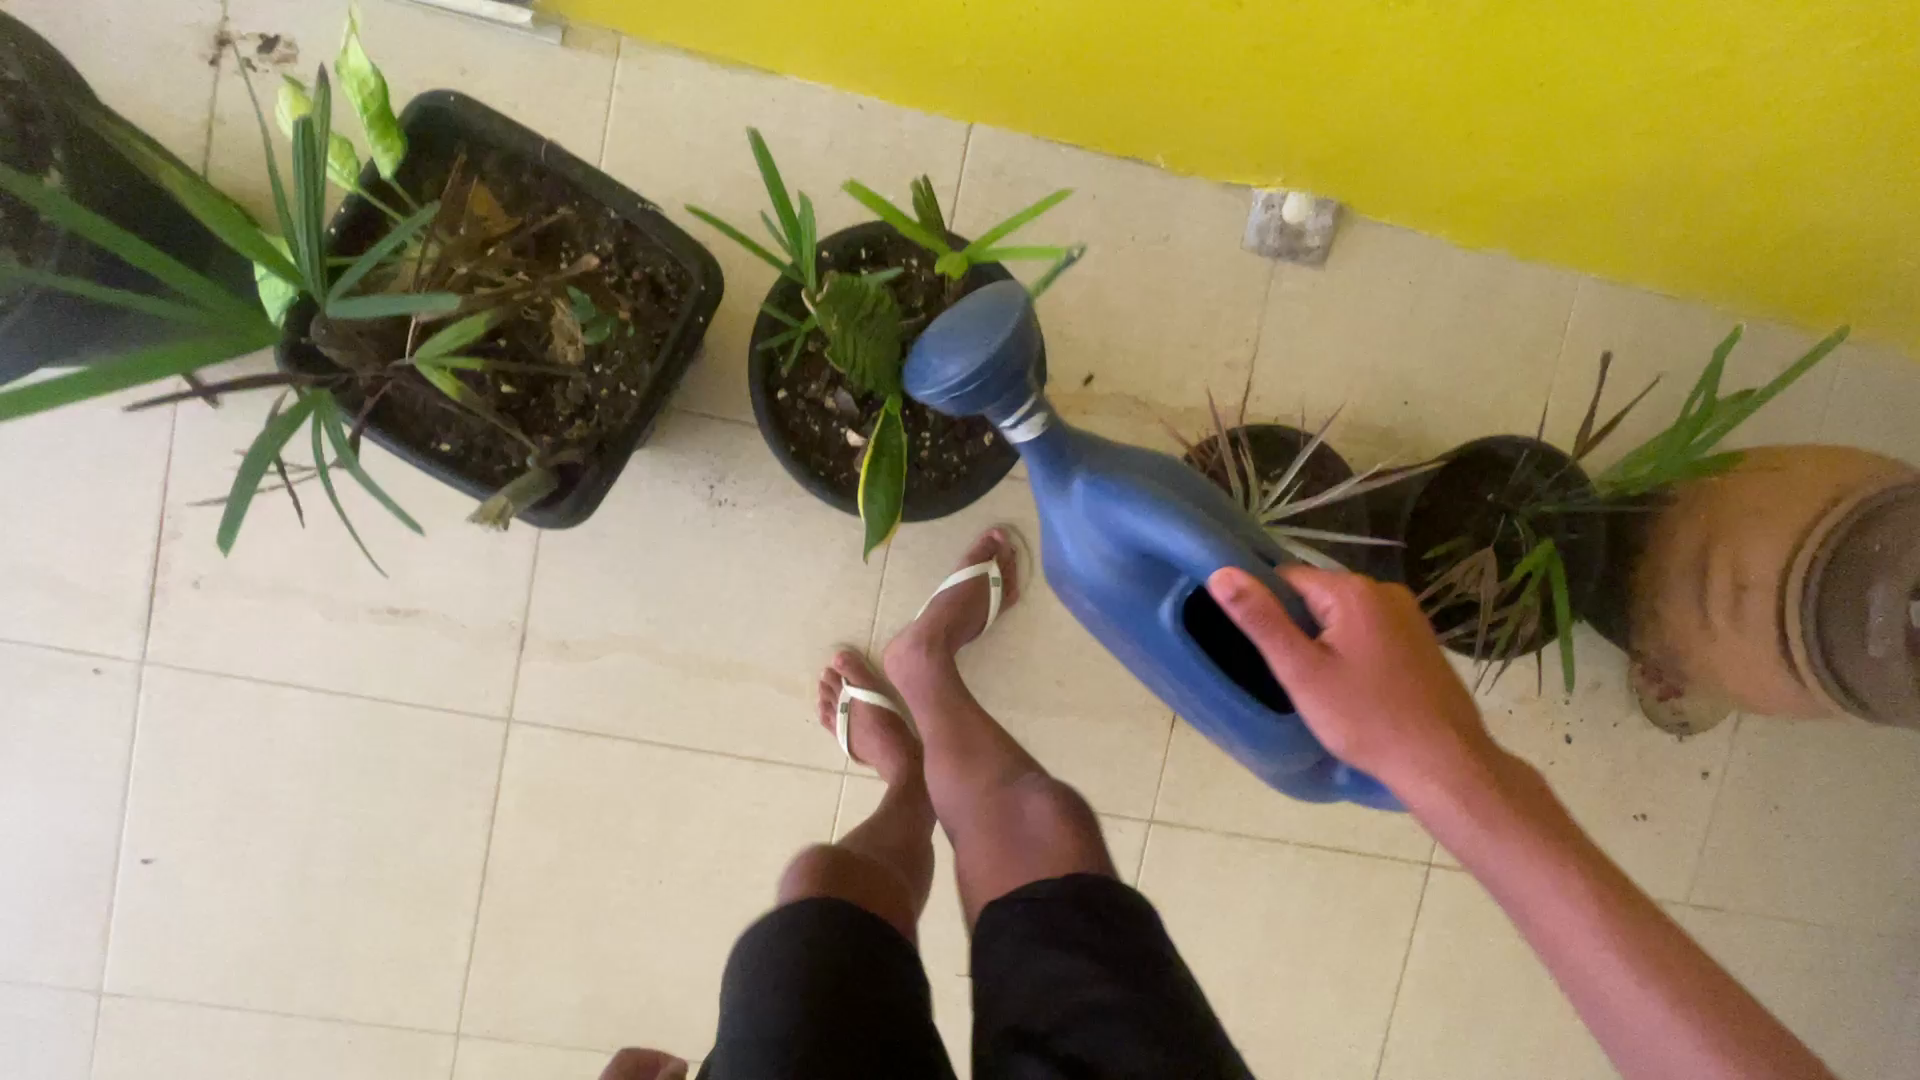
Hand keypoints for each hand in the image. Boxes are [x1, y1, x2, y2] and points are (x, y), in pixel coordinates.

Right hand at [1206, 564, 1505, 803]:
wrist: (1444, 764)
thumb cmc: (1365, 718)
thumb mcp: (1300, 670)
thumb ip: (1260, 619)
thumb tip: (1221, 573)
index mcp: (1352, 591)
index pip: (1286, 577)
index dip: (1267, 609)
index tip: (1267, 648)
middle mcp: (1384, 590)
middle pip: (1315, 595)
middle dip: (1297, 627)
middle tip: (1294, 673)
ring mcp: (1408, 614)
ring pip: (1341, 614)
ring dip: (1324, 640)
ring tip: (1321, 683)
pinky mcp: (1421, 639)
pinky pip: (1368, 630)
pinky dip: (1351, 649)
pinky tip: (1353, 685)